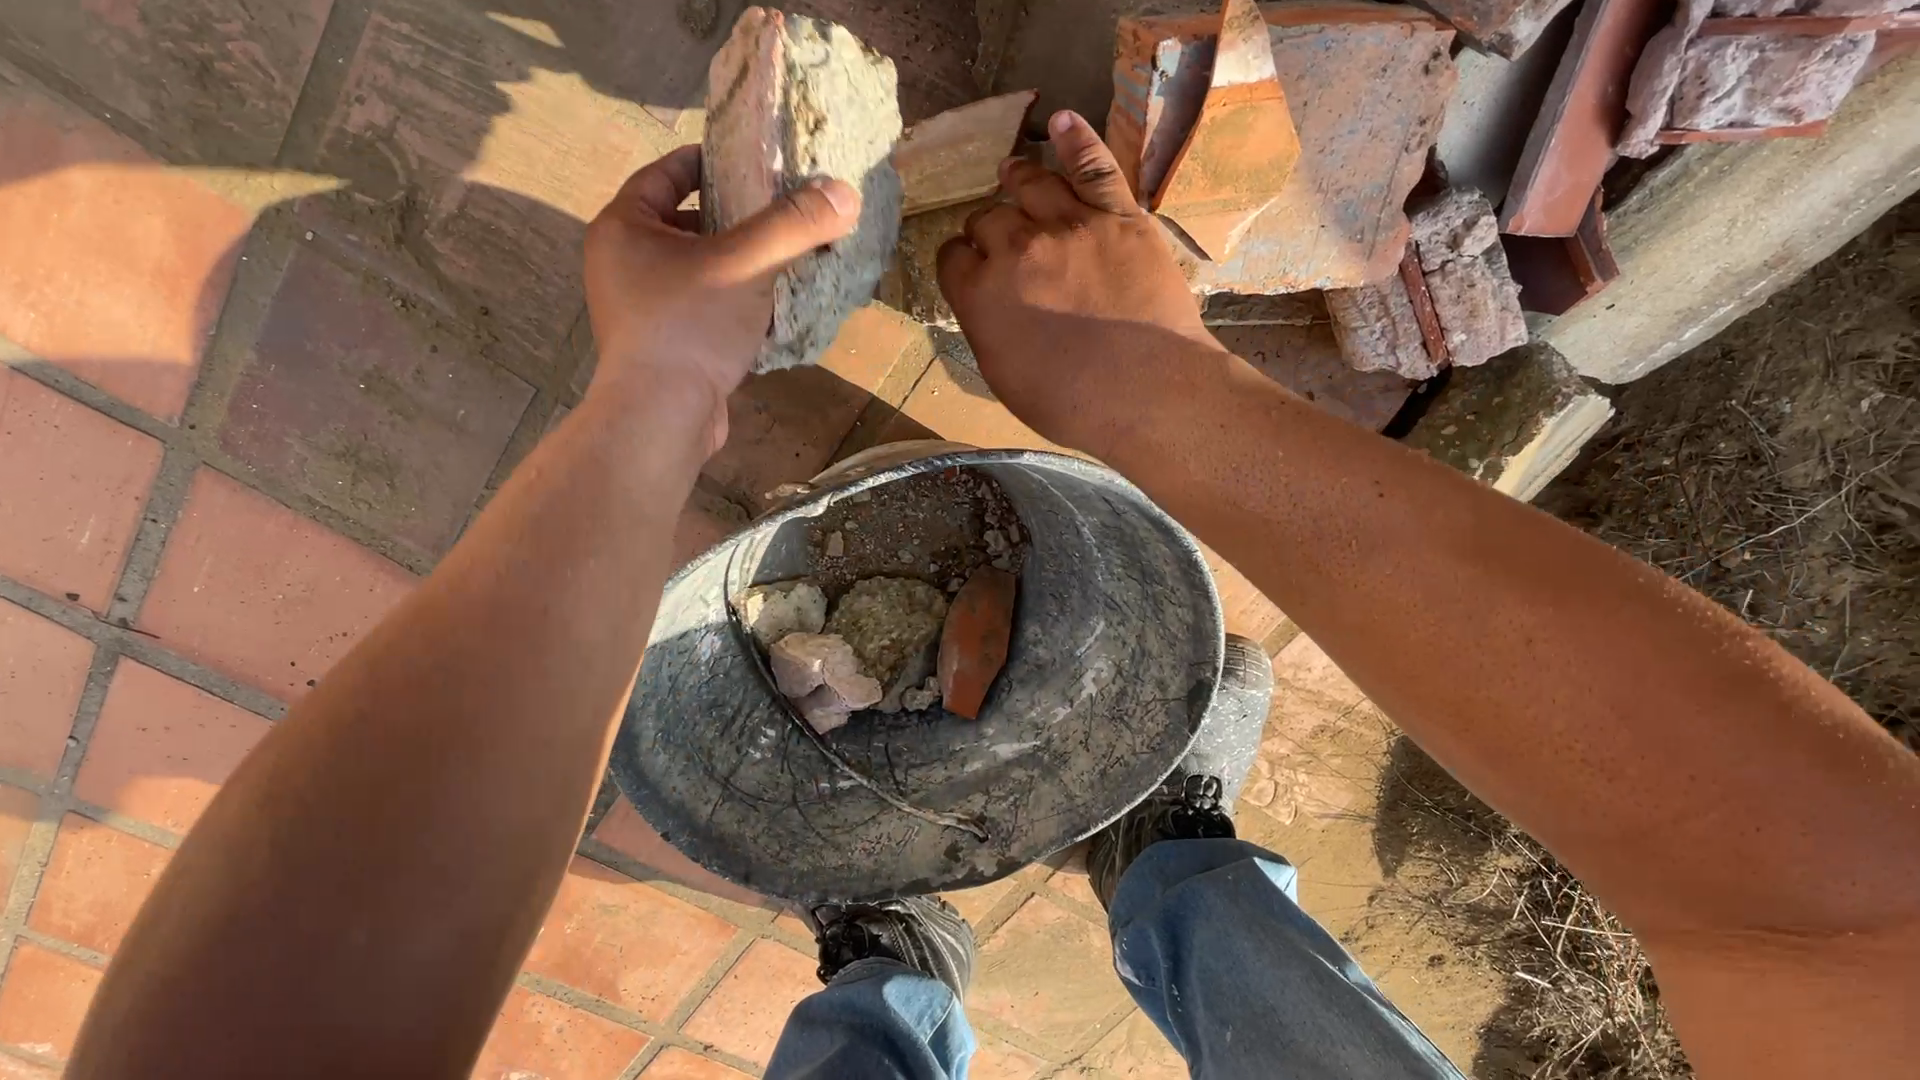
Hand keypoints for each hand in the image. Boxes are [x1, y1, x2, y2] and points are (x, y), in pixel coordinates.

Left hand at [583, 145, 860, 451]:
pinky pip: (701, 310)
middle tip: (776, 211)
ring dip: (737, 265)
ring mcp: (640, 310)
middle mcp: (623, 264)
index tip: (747, 159)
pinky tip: (770, 308)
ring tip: (782, 259)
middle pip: (682, 223)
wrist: (661, 416)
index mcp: (624, 228)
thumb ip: (793, 226)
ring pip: (695, 271)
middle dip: (731, 218)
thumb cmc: (689, 326)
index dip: (705, 162)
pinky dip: (733, 304)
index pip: (664, 175)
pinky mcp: (663, 348)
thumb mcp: (747, 265)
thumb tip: (845, 193)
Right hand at [937, 111, 1224, 454]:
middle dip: (987, 228)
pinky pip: (1094, 167)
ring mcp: (1070, 226)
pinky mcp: (1119, 218)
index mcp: (981, 294)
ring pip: (1031, 183)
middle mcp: (1017, 248)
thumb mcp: (1006, 379)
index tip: (969, 268)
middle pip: (988, 218)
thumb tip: (987, 307)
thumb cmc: (1071, 404)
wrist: (1147, 391)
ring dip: (1016, 177)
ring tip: (1011, 172)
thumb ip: (988, 330)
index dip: (960, 261)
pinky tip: (1062, 121)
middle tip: (998, 238)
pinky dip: (1076, 140)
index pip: (953, 257)